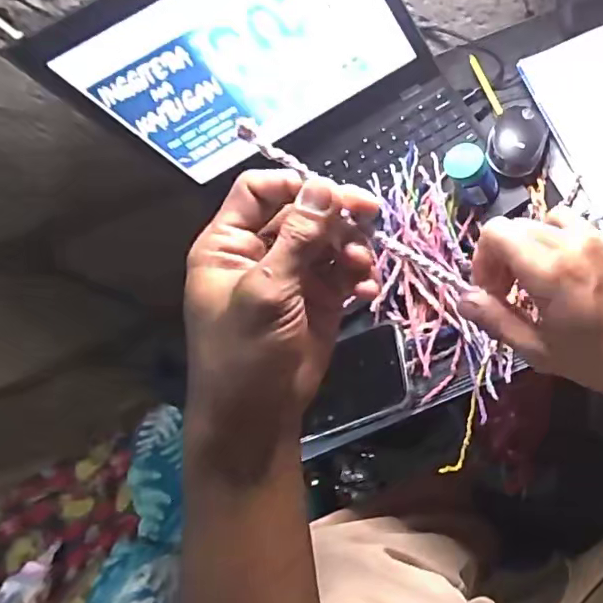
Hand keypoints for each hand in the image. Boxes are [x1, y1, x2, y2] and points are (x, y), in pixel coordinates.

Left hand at [184, 170, 381, 482]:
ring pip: (332, 239)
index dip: (295, 187)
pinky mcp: (321, 297)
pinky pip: (346, 271)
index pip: (260, 191)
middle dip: (338, 215)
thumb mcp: (268, 291)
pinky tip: (367, 292)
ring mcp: (295, 275)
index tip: (332, 195)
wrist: (257, 415)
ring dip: (353, 248)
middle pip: (305, 212)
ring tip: (363, 269)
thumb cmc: (245, 352)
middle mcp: (263, 252)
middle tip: (372, 213)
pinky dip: (360, 276)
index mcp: (230, 244)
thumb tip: (324, 187)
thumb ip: (298, 238)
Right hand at [458, 209, 602, 405]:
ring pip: (550, 221)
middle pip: (520, 226)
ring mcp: (601, 237)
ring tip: (545, 279)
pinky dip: (566, 244)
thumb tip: (463, 299)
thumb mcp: (542, 351)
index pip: (496, 232)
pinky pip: (581, 229)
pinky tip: (578, 277)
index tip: (493, 291)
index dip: (483, 258)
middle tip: (514, 293)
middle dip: (506, 255)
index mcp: (550, 270)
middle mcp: (574, 242)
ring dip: (537, 245)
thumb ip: (497, 320)